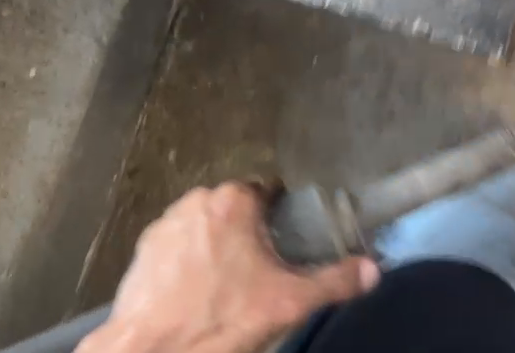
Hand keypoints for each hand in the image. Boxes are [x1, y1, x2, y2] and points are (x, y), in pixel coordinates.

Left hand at [84, 183, 380, 352]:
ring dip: (215, 246)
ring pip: (205, 226)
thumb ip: (333, 281)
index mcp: (236, 200)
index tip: (284, 246)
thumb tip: (373, 269)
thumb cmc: (223, 321)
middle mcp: (200, 198)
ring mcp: (166, 222)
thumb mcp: (288, 303)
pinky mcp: (142, 249)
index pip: (269, 193)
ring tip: (223, 289)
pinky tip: (192, 295)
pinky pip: (176, 246)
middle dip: (247, 235)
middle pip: (236, 209)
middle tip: (256, 275)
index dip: (280, 219)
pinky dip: (186, 263)